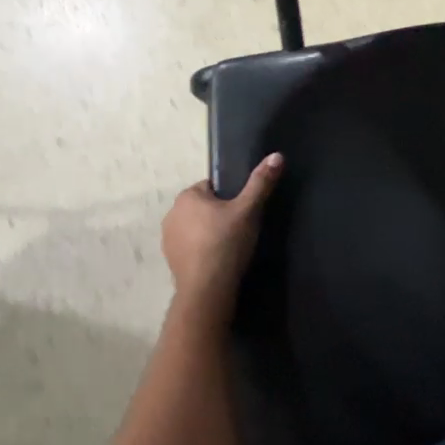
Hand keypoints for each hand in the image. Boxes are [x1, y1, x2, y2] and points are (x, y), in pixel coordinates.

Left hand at [162, 153, 282, 315]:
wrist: (207, 289)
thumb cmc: (226, 243)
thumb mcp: (248, 210)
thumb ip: (261, 182)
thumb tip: (277, 155)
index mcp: (187, 196)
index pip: (213, 186)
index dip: (231, 197)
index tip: (243, 211)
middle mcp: (171, 213)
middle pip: (204, 206)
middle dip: (219, 214)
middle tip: (240, 229)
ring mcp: (168, 238)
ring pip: (196, 227)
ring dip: (209, 232)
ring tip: (230, 247)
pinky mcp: (170, 259)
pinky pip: (190, 246)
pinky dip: (202, 250)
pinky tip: (218, 261)